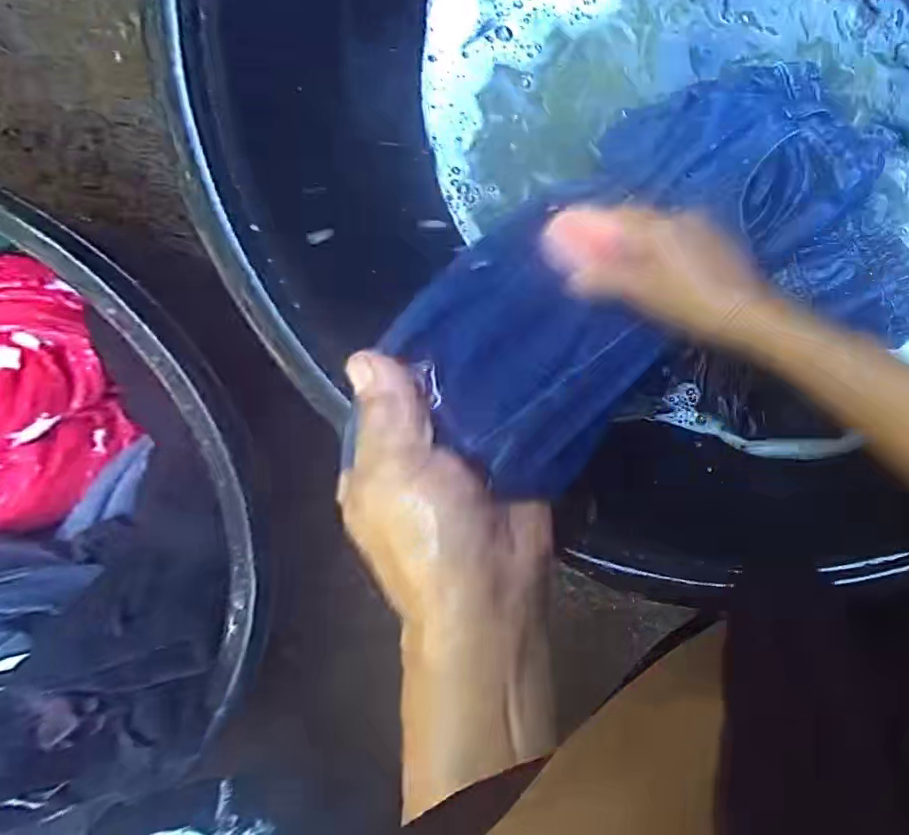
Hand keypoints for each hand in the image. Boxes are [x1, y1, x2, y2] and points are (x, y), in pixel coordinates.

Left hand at [338, 351, 552, 641]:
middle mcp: (423, 460)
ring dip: (498, 386)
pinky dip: (528, 404)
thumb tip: (364, 358)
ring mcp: (474, 464)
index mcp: (378, 464)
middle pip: (440, 405)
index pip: (387, 404)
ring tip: (523, 337)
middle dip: (461, 373)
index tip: (442, 329)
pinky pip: (520, 426)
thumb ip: (387, 418)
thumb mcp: (394, 474)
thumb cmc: (430, 534)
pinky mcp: (517, 465)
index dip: (408, 370)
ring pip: (482, 413)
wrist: (496, 582)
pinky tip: (544, 372)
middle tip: (493, 327)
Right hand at [542, 206, 776, 347]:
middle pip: (639, 218)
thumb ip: (610, 280)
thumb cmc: (696, 306)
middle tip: (590, 243)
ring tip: (618, 254)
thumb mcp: (647, 295)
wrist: (754, 316)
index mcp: (661, 226)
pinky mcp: (722, 244)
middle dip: (613, 228)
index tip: (566, 228)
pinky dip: (660, 244)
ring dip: (637, 236)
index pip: (617, 215)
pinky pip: (679, 236)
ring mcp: (706, 229)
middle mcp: (683, 218)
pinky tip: (657, 262)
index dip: (589, 222)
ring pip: (661, 226)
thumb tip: (576, 277)